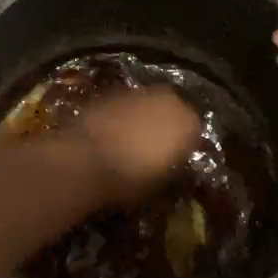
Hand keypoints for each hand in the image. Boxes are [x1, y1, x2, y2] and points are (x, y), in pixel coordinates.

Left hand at [72, 87, 199, 200]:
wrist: (83, 160)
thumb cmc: (130, 179)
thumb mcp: (160, 185)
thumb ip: (173, 170)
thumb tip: (172, 167)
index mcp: (190, 122)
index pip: (194, 132)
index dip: (183, 146)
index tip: (173, 160)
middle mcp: (169, 99)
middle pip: (171, 111)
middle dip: (164, 126)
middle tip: (152, 147)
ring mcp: (137, 92)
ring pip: (146, 105)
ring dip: (140, 118)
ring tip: (128, 140)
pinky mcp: (108, 92)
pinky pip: (122, 106)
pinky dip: (119, 116)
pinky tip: (109, 132)